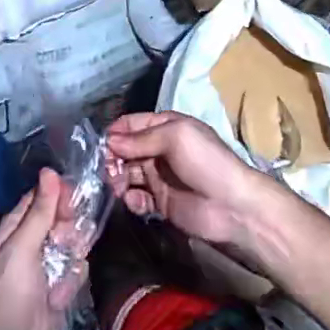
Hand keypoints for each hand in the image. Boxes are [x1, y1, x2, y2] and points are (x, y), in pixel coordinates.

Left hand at [0, 168, 77, 329]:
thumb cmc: (6, 298)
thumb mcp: (19, 251)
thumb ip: (39, 212)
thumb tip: (50, 170)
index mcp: (12, 231)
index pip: (39, 198)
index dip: (57, 194)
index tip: (75, 195)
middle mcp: (30, 244)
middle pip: (60, 218)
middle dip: (68, 227)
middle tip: (66, 241)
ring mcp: (46, 265)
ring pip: (73, 241)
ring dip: (72, 255)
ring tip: (62, 272)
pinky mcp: (60, 287)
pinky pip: (77, 268)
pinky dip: (72, 279)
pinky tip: (60, 295)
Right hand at [105, 111, 291, 267]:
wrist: (231, 205)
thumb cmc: (205, 162)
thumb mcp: (175, 137)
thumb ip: (141, 139)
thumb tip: (109, 141)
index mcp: (167, 126)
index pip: (133, 124)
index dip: (115, 132)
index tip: (99, 145)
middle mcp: (161, 149)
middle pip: (127, 150)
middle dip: (113, 158)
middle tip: (105, 171)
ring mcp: (160, 176)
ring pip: (129, 174)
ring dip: (118, 180)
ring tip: (118, 187)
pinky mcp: (161, 203)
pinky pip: (137, 198)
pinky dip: (131, 200)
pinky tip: (135, 202)